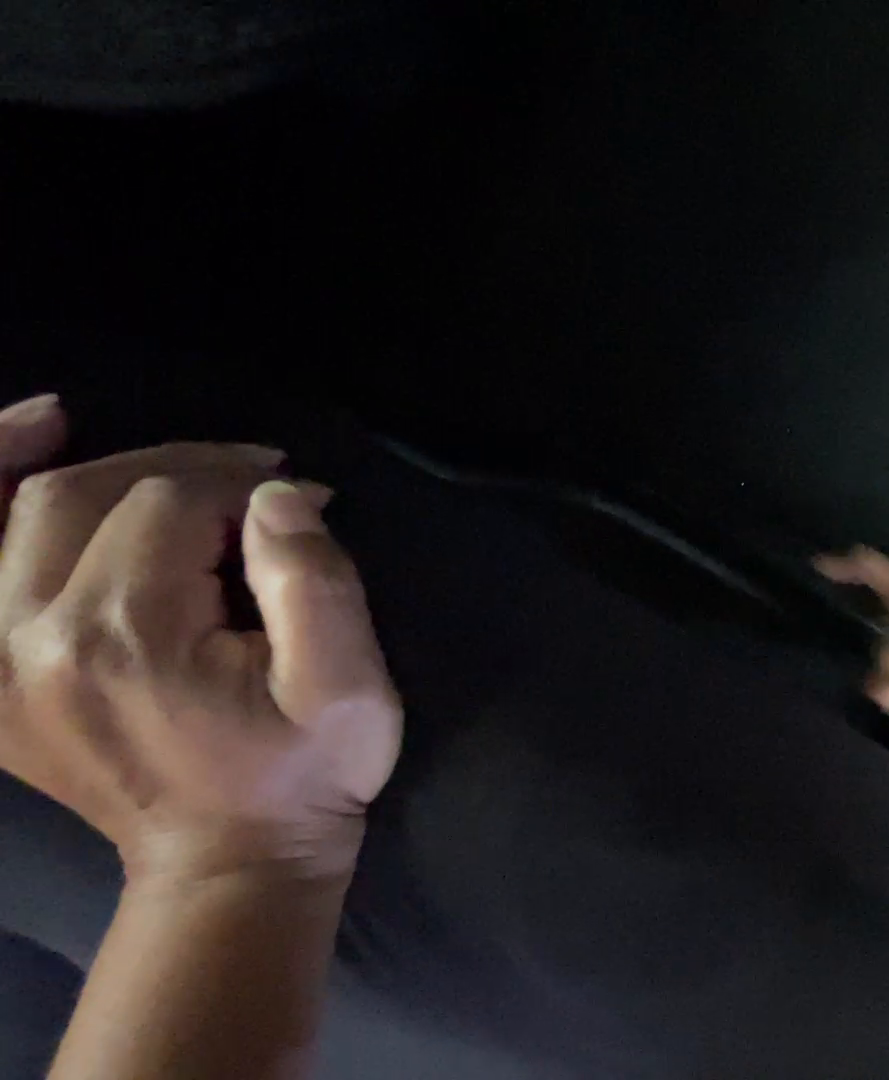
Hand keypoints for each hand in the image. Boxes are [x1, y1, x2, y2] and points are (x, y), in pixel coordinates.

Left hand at [0, 395, 401, 886]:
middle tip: (254, 470)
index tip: (310, 496)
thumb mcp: (346, 682)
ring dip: (33, 456)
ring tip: (67, 415)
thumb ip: (314, 581)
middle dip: (173, 463)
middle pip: (78, 495)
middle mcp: (27, 636)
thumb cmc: (308, 767)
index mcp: (127, 634)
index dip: (245, 482)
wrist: (233, 858)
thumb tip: (284, 497)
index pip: (171, 504)